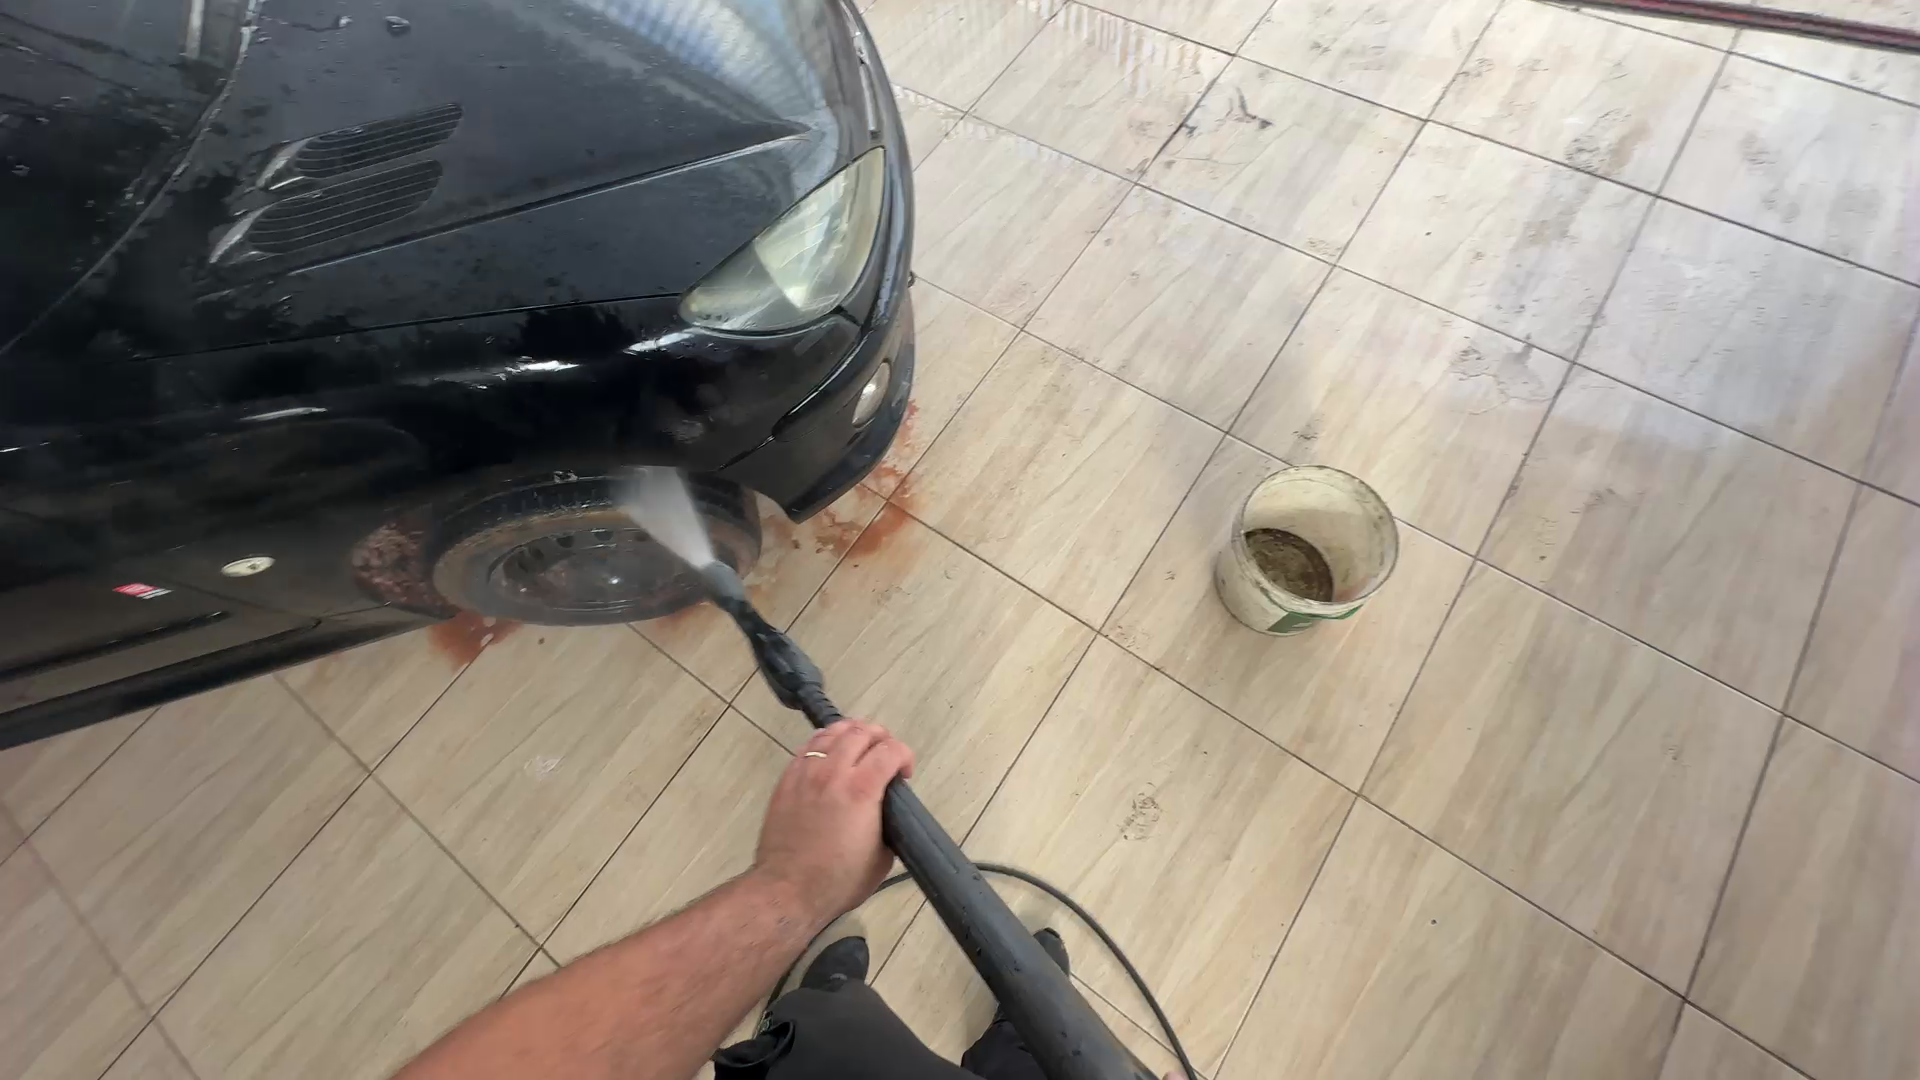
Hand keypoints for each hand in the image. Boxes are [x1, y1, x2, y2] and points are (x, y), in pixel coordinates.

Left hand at [752, 719, 915, 928]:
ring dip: (853, 732)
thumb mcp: (882, 858)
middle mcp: (835, 772)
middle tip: (886, 755)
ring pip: (833, 732)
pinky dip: (826, 741)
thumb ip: (889, 823)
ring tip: (860, 745)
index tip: (904, 773)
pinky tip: (832, 752)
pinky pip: (809, 745)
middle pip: (862, 732)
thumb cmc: (838, 880)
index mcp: (862, 790)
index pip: (891, 750)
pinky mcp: (788, 778)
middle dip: (882, 737)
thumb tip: (887, 809)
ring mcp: (807, 771)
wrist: (788, 890)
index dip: (905, 755)